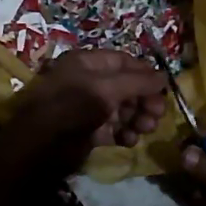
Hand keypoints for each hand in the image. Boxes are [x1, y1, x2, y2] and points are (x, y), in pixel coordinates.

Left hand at [13, 49, 167, 156]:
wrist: (41, 144)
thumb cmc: (72, 106)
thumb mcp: (106, 88)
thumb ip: (137, 82)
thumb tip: (164, 76)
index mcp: (87, 64)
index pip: (123, 62)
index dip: (144, 73)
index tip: (163, 88)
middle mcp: (87, 82)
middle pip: (125, 87)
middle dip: (143, 100)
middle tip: (156, 115)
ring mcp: (87, 108)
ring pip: (121, 110)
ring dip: (137, 119)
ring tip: (145, 129)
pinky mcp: (87, 131)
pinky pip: (112, 129)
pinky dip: (124, 134)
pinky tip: (129, 141)